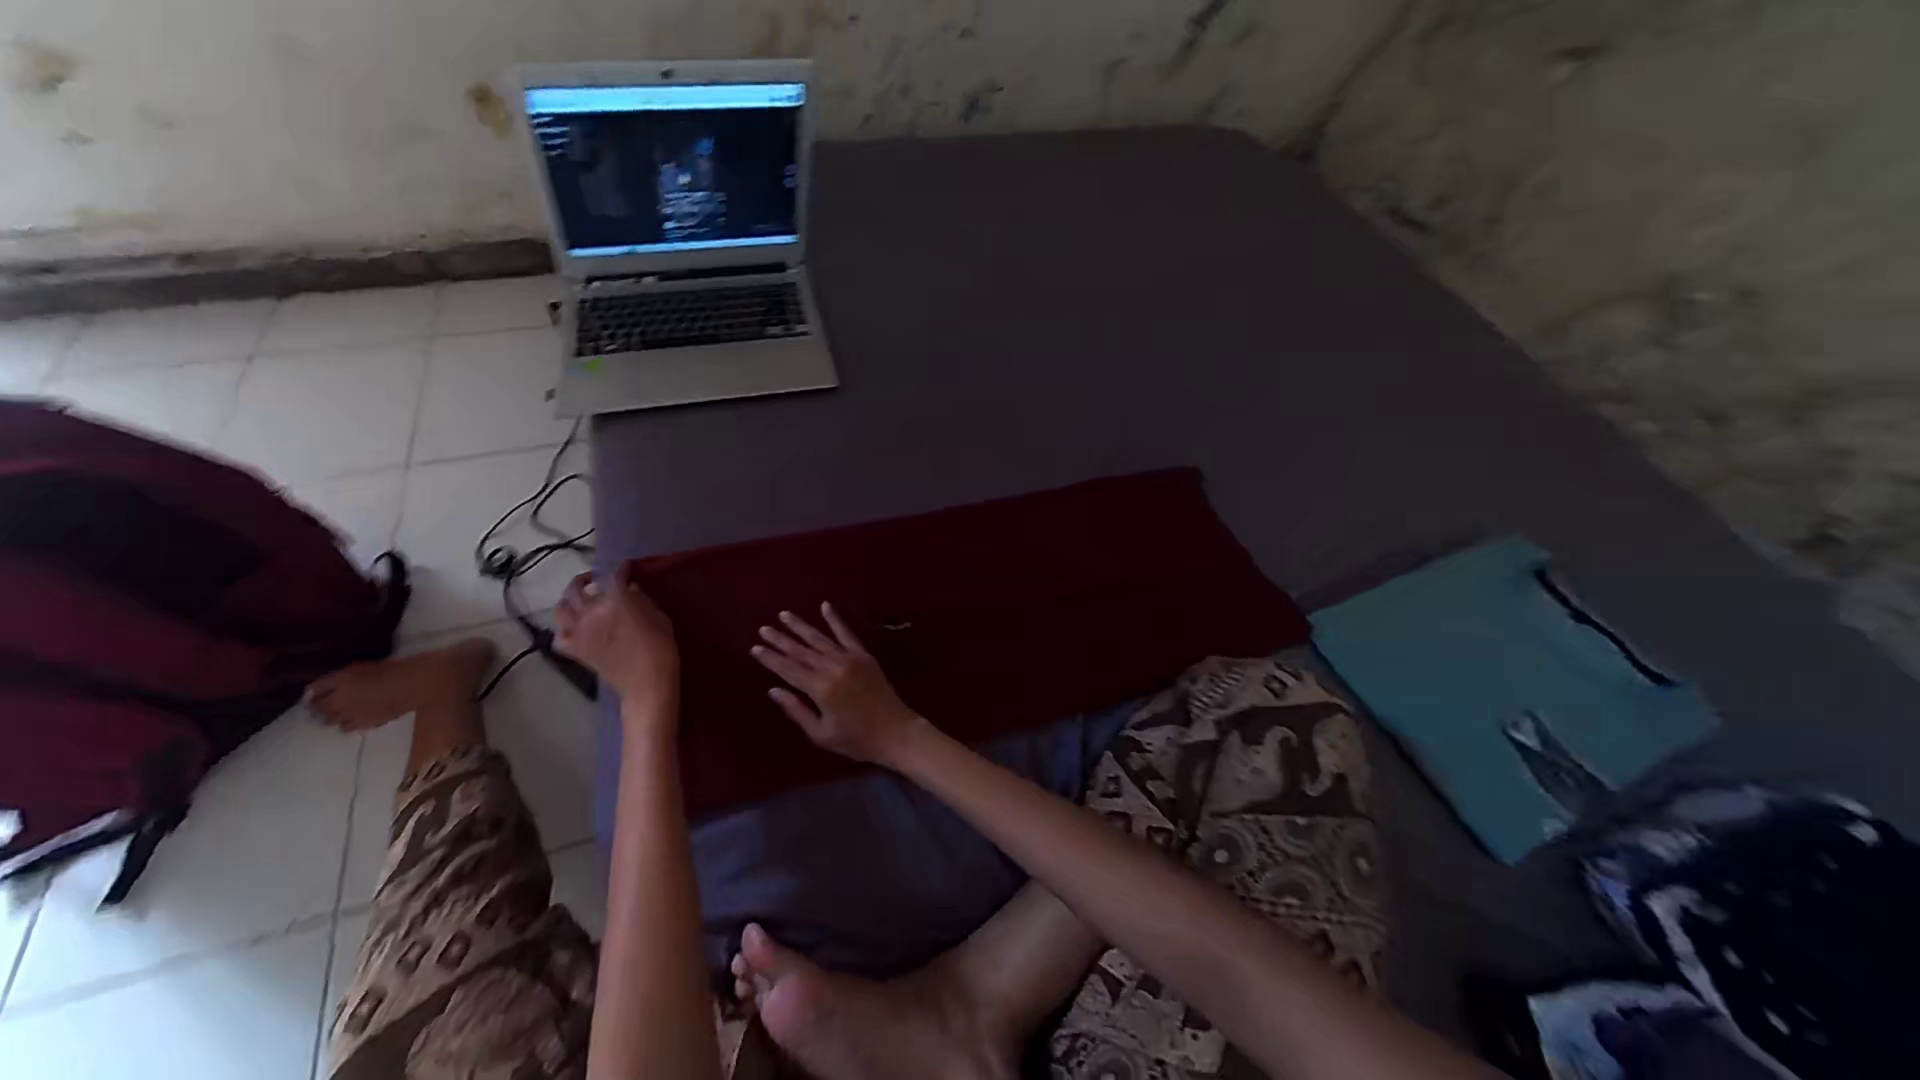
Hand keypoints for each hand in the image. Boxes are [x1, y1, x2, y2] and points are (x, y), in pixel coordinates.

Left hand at [555, 562, 678, 721]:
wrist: (647, 683)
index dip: (623, 568)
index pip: (615, 575)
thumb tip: (631, 589)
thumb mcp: (660, 617)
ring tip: (580, 600)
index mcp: (616, 600)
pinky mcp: (574, 650)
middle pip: (578, 586)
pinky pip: (558, 636)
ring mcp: (578, 631)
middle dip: (588, 578)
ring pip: (561, 607)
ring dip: (569, 600)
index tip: (628, 566)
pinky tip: (573, 628)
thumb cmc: (661, 649)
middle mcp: (591, 611)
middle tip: (598, 580)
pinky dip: (563, 630)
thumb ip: (642, 600)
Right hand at [749, 602, 926, 764]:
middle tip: (763, 628)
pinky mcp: (864, 656)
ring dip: (801, 626)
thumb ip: (796, 710)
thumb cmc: (855, 740)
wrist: (895, 732)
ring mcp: (851, 659)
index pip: (788, 669)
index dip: (770, 659)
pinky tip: (825, 606)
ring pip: (820, 639)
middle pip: (801, 651)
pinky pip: (847, 634)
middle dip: (781, 639)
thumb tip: (773, 691)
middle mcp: (833, 668)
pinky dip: (835, 620)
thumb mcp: (820, 733)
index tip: (755, 648)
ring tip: (783, 615)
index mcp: (821, 689)